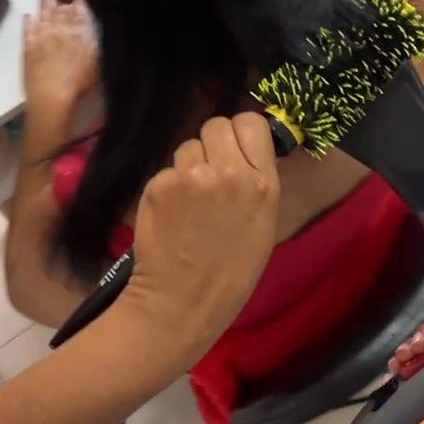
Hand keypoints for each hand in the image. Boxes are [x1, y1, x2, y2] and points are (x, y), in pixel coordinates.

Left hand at [23, 0, 97, 119]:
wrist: (51, 95)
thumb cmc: (77, 84)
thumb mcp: (94, 65)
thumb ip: (93, 47)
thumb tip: (92, 33)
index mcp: (78, 36)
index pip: (79, 17)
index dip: (79, 7)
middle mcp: (59, 33)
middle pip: (60, 15)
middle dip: (61, 5)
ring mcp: (42, 38)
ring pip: (44, 18)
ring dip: (44, 7)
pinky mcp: (28, 47)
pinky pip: (27, 29)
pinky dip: (28, 21)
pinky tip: (28, 15)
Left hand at [125, 114, 281, 356]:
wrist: (182, 302)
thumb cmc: (231, 271)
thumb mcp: (264, 223)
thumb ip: (255, 179)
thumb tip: (243, 148)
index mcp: (262, 183)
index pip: (250, 122)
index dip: (240, 133)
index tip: (235, 148)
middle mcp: (228, 172)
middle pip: (217, 124)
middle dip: (213, 144)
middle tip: (209, 173)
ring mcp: (190, 177)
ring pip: (188, 146)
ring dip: (189, 165)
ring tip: (190, 202)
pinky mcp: (159, 185)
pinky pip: (166, 169)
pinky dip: (167, 186)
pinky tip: (171, 214)